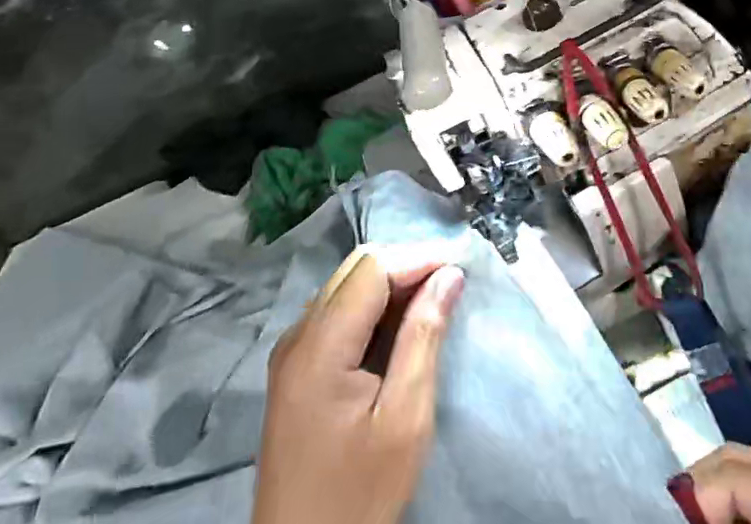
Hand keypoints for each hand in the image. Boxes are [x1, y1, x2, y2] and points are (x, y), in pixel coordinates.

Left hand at [252, 246, 465, 523]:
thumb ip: (424, 338)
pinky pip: (335, 312)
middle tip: (449, 282)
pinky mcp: (294, 366)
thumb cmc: (359, 492)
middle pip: (355, 270)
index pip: (371, 269)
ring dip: (389, 283)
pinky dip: (371, 306)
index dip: (417, 258)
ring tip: (432, 299)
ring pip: (344, 286)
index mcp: (319, 346)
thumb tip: (449, 276)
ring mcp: (291, 350)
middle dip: (405, 265)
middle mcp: (297, 335)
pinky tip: (398, 325)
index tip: (459, 267)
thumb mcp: (405, 418)